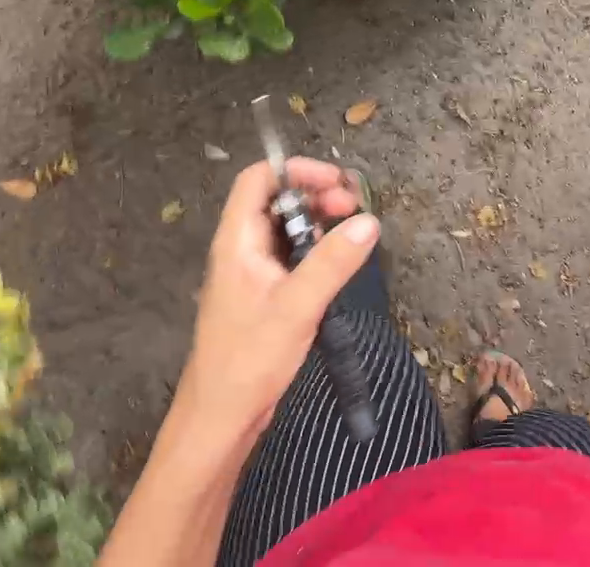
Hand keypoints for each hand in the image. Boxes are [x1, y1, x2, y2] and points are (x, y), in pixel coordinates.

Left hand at [171, 159, 378, 440]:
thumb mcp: (297, 306)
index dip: (296, 170)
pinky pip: (290, 255)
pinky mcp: (264, 294)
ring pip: (286, 228)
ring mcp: (252, 272)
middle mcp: (242, 248)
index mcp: (238, 241)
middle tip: (353, 207)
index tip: (336, 181)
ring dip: (319, 222)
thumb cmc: (249, 359)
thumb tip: (369, 221)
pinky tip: (338, 262)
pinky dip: (315, 249)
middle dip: (316, 194)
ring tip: (352, 231)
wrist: (220, 418)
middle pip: (277, 200)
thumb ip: (332, 262)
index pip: (258, 179)